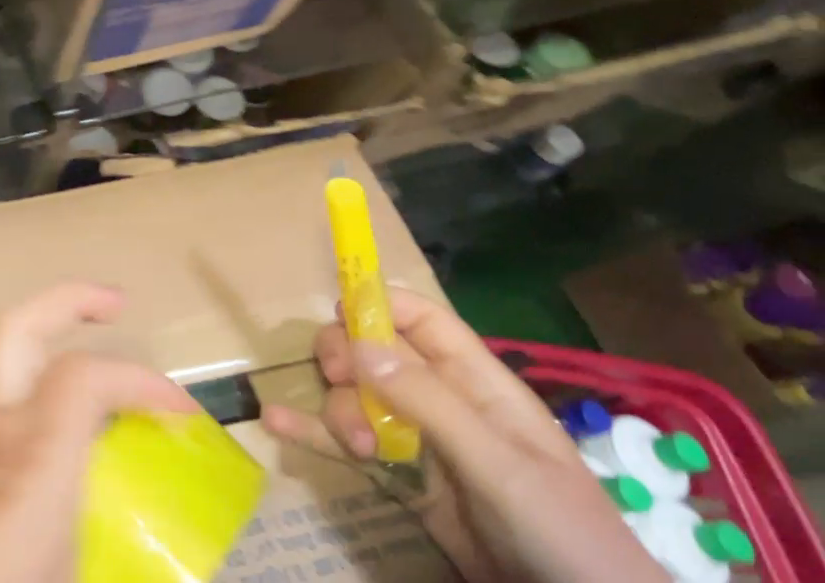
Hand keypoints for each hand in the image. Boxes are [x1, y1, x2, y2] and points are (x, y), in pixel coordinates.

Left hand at [0, 282, 197, 582]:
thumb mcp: (58, 573)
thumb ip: (95, 555)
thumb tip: (158, 564)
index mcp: (27, 469)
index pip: (82, 376)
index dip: (141, 377)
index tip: (184, 410)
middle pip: (11, 330)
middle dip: (64, 302)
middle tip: (113, 307)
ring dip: (47, 363)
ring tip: (97, 402)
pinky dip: (32, 421)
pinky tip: (52, 478)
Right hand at [262, 288, 667, 582]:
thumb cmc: (563, 532)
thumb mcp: (500, 465)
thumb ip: (429, 403)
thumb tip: (356, 343)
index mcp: (478, 385)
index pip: (422, 320)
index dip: (380, 305)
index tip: (336, 314)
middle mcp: (443, 404)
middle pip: (374, 353)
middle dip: (346, 361)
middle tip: (340, 385)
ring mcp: (420, 443)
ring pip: (355, 399)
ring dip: (336, 411)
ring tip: (350, 447)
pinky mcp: (402, 482)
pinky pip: (349, 447)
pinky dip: (313, 434)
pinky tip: (275, 423)